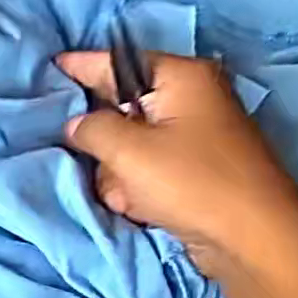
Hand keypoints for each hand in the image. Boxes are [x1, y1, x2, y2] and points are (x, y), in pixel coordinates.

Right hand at [56, 50, 297, 278]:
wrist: (245, 234)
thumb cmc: (190, 182)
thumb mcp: (128, 152)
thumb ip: (92, 130)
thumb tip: (74, 124)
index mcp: (180, 78)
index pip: (119, 63)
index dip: (83, 66)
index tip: (53, 65)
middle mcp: (187, 99)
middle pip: (120, 110)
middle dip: (103, 142)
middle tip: (99, 164)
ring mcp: (189, 135)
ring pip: (127, 146)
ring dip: (117, 173)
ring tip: (128, 196)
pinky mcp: (188, 168)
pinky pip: (142, 169)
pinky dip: (134, 188)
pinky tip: (140, 205)